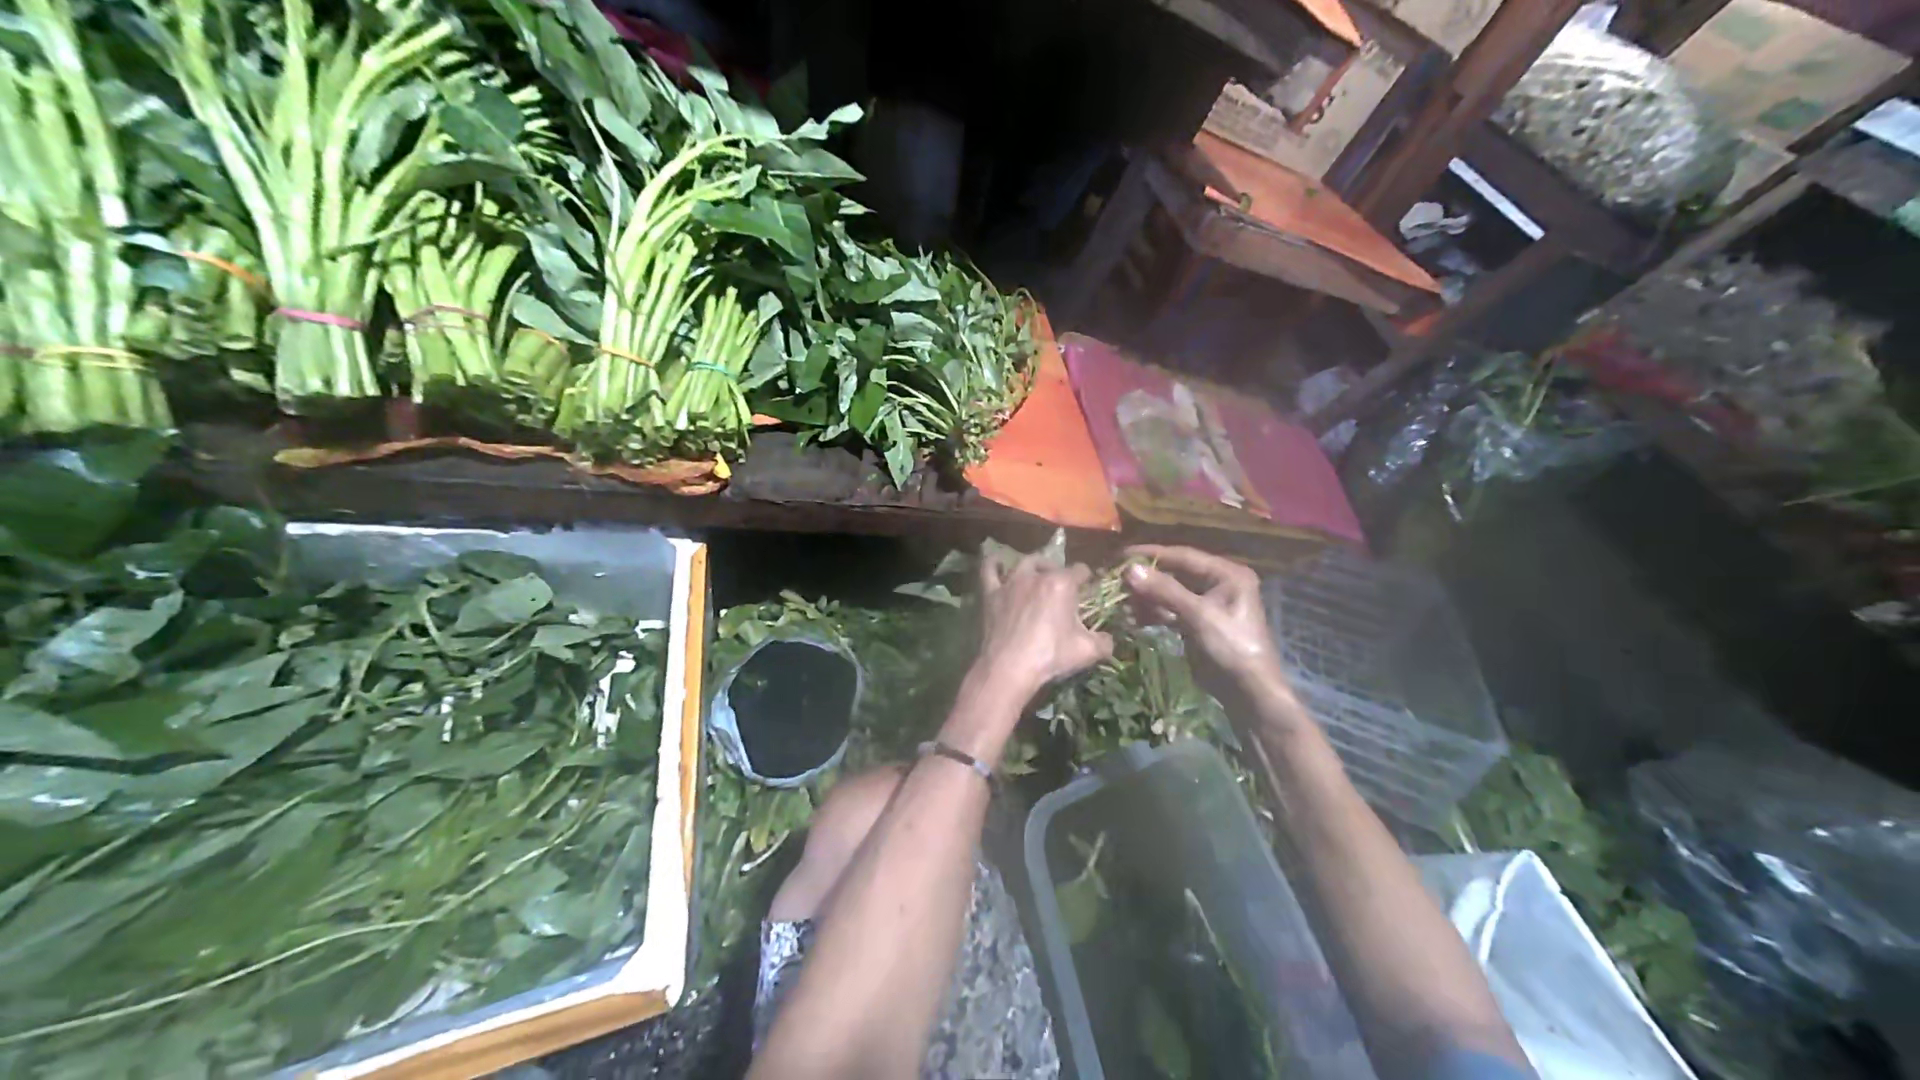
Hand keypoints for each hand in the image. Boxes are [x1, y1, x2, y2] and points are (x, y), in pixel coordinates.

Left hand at [971, 554, 1113, 707]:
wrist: (1009, 668)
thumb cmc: (1050, 656)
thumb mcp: (1087, 652)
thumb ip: (1104, 642)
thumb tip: (1109, 640)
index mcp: (1062, 584)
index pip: (1080, 570)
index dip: (1086, 578)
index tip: (1088, 587)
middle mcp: (1036, 576)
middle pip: (1051, 564)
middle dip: (1059, 570)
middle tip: (1062, 587)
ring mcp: (1011, 583)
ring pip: (1023, 563)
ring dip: (1034, 565)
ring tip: (1037, 574)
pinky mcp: (991, 593)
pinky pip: (989, 570)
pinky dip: (993, 564)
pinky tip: (997, 564)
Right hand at [1124, 545, 1286, 698]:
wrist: (1248, 691)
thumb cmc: (1230, 646)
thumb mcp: (1198, 615)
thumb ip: (1164, 589)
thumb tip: (1130, 569)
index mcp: (1226, 574)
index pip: (1183, 556)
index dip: (1151, 554)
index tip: (1120, 556)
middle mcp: (1218, 584)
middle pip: (1174, 574)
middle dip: (1146, 579)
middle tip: (1116, 581)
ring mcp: (1206, 605)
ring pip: (1169, 593)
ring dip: (1146, 597)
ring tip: (1122, 602)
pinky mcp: (1196, 624)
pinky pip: (1170, 611)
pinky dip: (1153, 613)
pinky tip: (1133, 618)